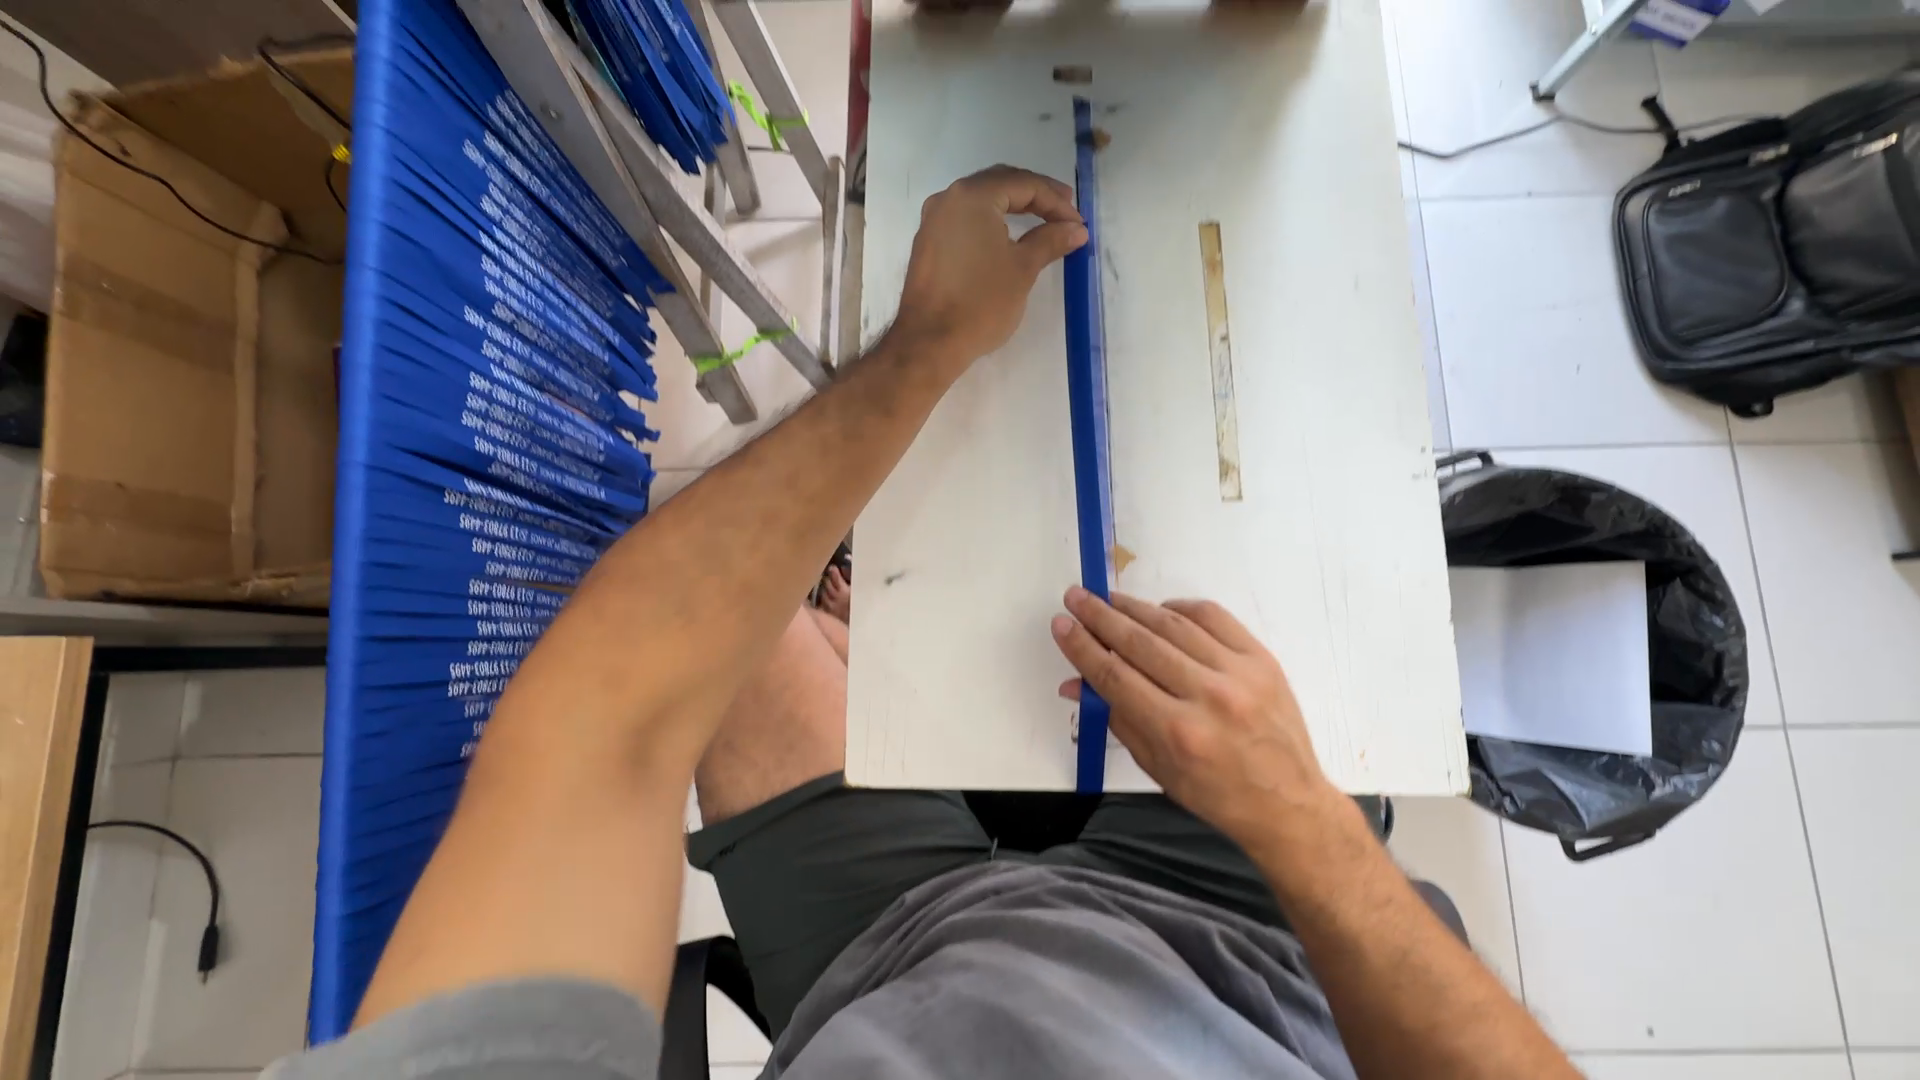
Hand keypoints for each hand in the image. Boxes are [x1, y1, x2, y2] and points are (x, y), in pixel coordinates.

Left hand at [891, 165, 1087, 367]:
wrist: (930, 341)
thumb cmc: (981, 302)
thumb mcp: (1023, 268)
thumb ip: (1050, 241)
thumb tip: (1076, 229)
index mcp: (972, 196)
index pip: (1023, 184)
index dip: (1055, 202)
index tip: (1077, 223)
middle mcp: (948, 199)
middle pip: (999, 184)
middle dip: (1035, 196)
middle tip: (1064, 211)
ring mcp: (933, 221)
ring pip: (980, 202)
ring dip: (1012, 207)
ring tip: (1041, 221)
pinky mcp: (928, 244)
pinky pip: (965, 221)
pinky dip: (990, 223)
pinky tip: (1007, 237)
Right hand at [1051, 587, 1341, 847]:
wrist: (1287, 803)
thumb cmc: (1215, 794)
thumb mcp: (1156, 767)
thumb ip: (1117, 718)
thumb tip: (1076, 683)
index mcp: (1178, 732)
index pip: (1115, 677)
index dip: (1082, 648)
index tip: (1062, 625)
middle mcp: (1207, 697)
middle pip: (1140, 643)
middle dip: (1101, 617)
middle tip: (1076, 597)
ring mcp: (1239, 674)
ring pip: (1174, 625)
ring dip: (1135, 608)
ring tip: (1110, 599)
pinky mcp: (1262, 660)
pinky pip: (1215, 618)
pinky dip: (1182, 608)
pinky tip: (1161, 610)